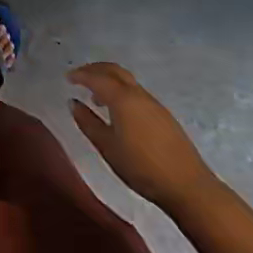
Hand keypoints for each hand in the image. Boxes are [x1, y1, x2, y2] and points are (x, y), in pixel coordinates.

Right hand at [69, 62, 221, 211]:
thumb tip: (73, 102)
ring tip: (95, 98)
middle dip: (96, 69)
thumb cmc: (140, 166)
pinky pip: (136, 92)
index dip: (81, 75)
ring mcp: (153, 103)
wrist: (185, 183)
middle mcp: (138, 94)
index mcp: (123, 98)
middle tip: (80, 77)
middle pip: (115, 71)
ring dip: (109, 81)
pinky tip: (117, 112)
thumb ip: (88, 123)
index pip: (98, 78)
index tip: (67, 77)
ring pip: (127, 81)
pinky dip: (121, 92)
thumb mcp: (108, 147)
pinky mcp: (162, 114)